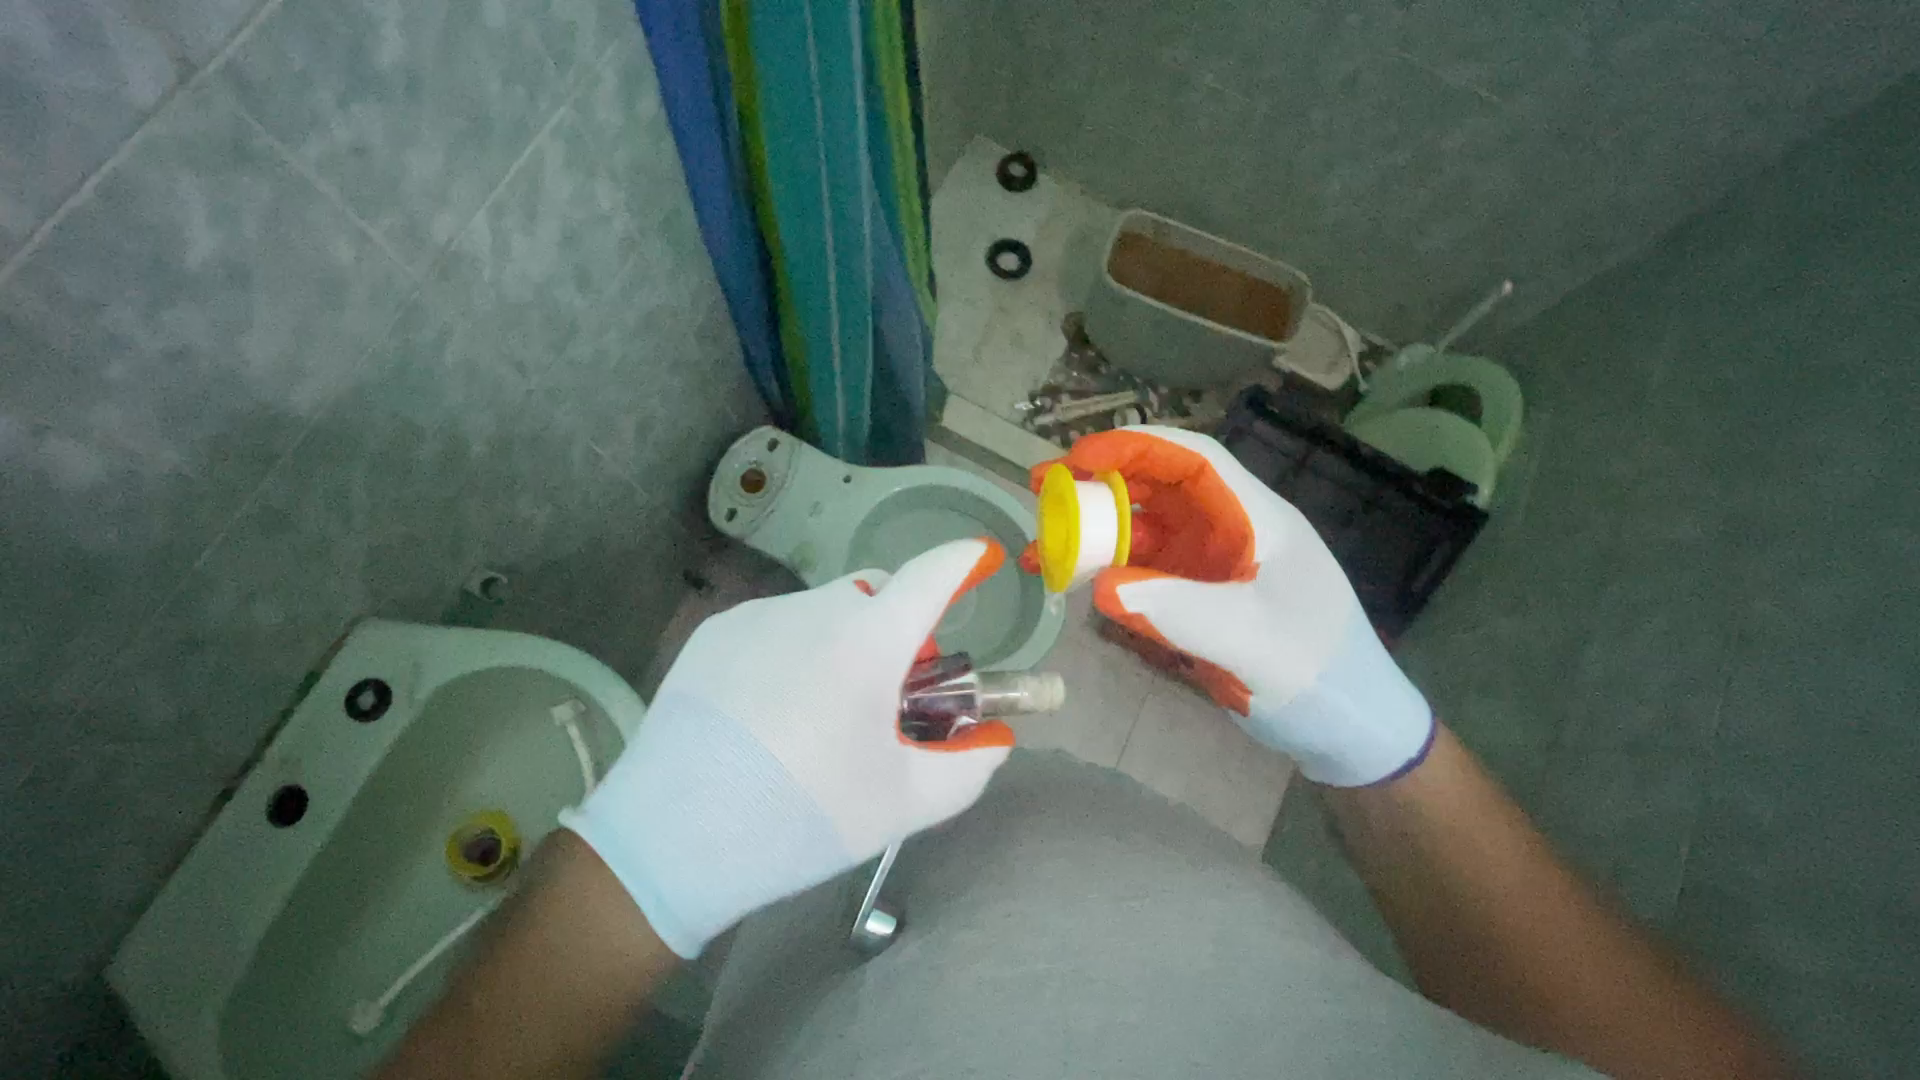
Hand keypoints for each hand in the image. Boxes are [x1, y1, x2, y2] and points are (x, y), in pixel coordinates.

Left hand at [561, 538, 1013, 957]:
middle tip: (886, 694)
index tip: (982, 558)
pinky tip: (767, 711)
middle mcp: (813, 609)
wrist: (672, 840)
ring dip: (842, 641)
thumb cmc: (803, 818)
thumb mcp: (903, 803)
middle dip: (897, 627)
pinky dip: (793, 650)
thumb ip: (968, 765)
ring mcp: (757, 616)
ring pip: (824, 611)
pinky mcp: (713, 633)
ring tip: (816, 714)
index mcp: (867, 642)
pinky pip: (775, 624)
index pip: (931, 575)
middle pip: (877, 594)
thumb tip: (994, 740)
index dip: (964, 562)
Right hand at [1031, 427, 1431, 786]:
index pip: (1193, 461)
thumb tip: (1099, 585)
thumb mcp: (1254, 642)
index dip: (1134, 447)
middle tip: (1041, 491)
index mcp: (1256, 520)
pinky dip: (1108, 572)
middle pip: (1158, 488)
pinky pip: (1144, 572)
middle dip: (1100, 483)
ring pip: (1144, 530)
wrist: (1350, 729)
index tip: (1076, 458)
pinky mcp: (1198, 598)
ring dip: (1095, 532)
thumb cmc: (1321, 676)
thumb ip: (1181, 612)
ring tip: (1044, 548)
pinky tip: (1076, 584)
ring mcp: (1212, 565)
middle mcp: (1229, 531)